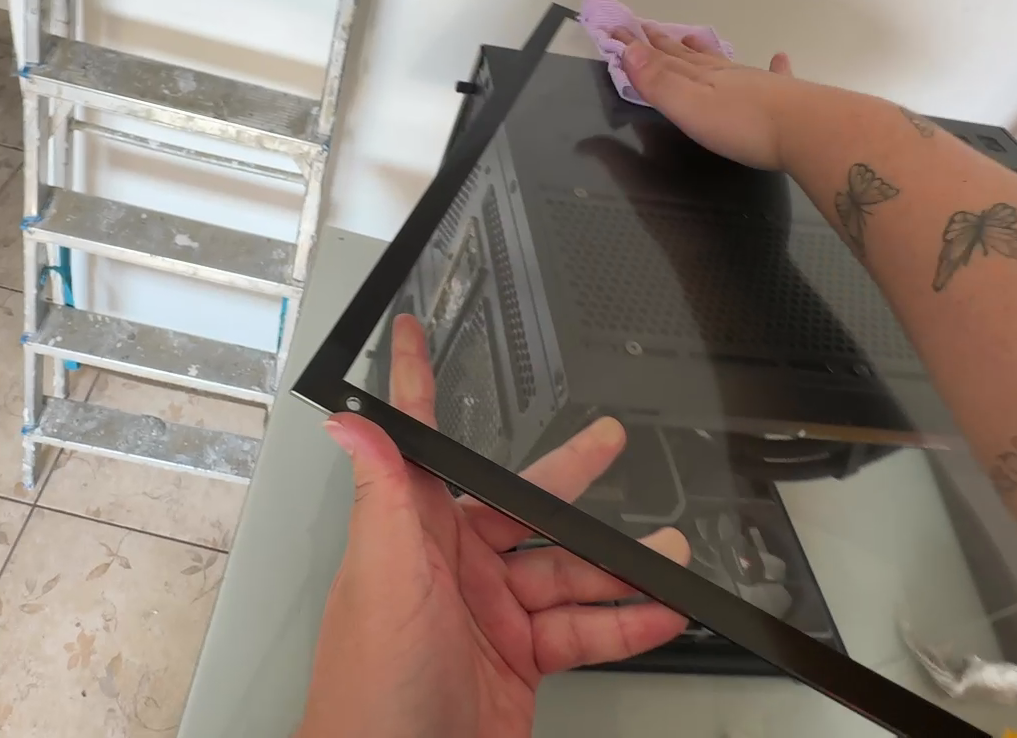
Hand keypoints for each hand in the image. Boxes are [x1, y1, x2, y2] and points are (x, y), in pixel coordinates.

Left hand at [296, 315, 689, 737]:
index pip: (418, 434)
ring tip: (667, 551)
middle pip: (523, 502)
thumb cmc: (371, 681)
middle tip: (606, 441)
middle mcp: (453, 559)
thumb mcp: (382, 573)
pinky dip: (624, 622)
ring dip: (617, 563)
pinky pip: (583, 630)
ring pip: (565, 570)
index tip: (412, 336)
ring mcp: (489, 608)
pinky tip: (658, 610)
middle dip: (569, 474)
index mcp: (416, 525)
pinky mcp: (520, 657)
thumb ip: (380, 492)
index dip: (414, 379)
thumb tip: (349, 421)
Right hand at [618, 28, 810, 171]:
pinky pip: (775, 75)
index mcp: (699, 78)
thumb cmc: (743, 125)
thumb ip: (658, 82)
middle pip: (688, 56)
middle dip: (663, 44)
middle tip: (646, 28)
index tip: (617, 31)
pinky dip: (774, 66)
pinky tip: (779, 58)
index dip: (638, 47)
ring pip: (722, 62)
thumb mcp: (689, 106)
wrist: (810, 130)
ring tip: (691, 36)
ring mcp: (757, 83)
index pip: (661, 59)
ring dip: (703, 50)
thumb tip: (628, 52)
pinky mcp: (785, 98)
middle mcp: (725, 73)